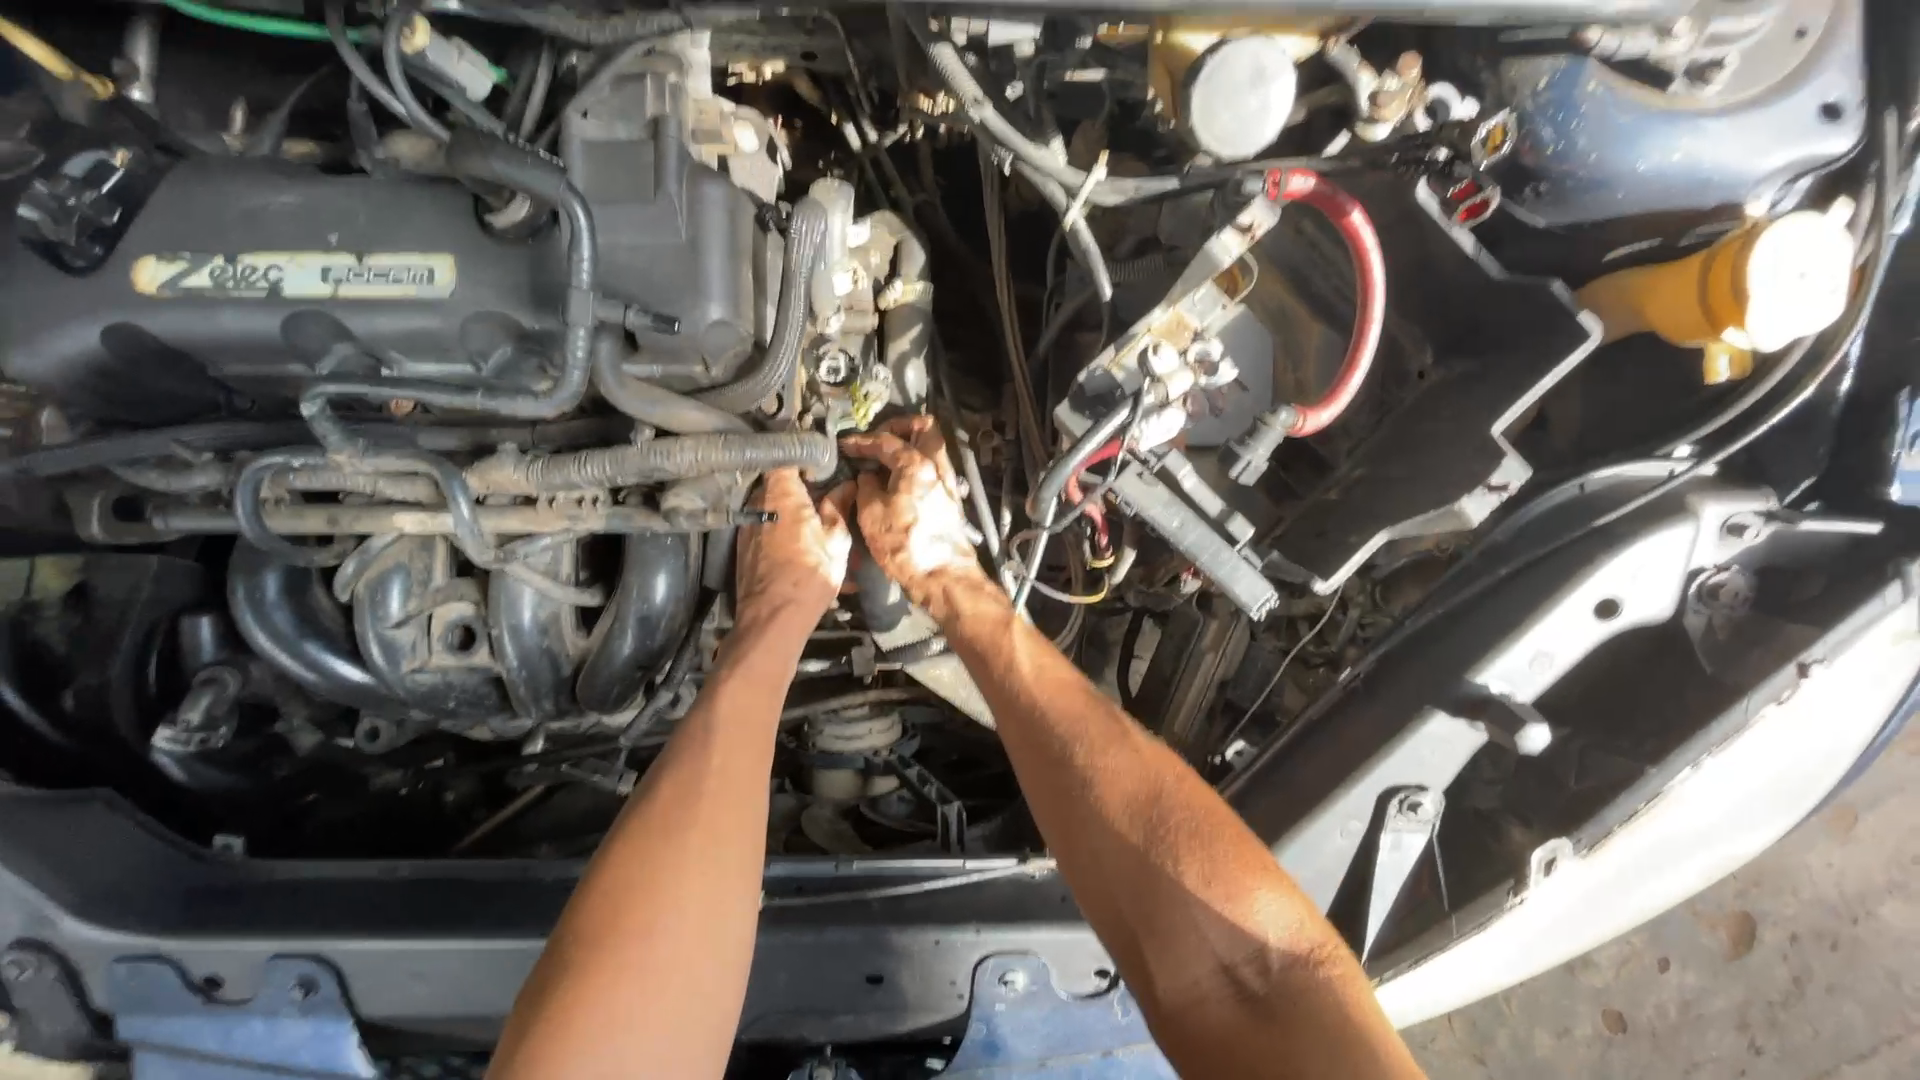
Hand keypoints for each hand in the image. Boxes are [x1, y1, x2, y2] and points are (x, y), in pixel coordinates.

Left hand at [734, 468, 852, 627]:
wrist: (772, 618)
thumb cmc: (810, 577)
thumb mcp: (837, 543)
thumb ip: (838, 509)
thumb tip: (846, 486)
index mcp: (783, 495)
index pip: (784, 457)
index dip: (802, 458)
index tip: (820, 466)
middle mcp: (758, 503)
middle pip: (775, 481)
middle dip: (795, 485)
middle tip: (820, 494)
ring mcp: (746, 524)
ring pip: (767, 504)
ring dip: (785, 508)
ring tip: (808, 520)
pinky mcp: (741, 544)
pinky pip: (760, 523)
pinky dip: (775, 526)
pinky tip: (792, 542)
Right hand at [840, 416, 989, 613]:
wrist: (943, 577)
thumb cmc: (905, 545)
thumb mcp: (871, 514)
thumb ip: (867, 487)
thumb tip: (868, 477)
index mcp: (917, 464)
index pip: (886, 440)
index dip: (862, 441)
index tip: (846, 445)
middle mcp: (938, 467)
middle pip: (925, 429)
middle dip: (899, 428)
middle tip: (877, 440)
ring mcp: (948, 484)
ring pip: (932, 449)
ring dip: (909, 448)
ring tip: (884, 463)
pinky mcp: (950, 501)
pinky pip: (933, 471)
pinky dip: (915, 468)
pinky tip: (897, 484)